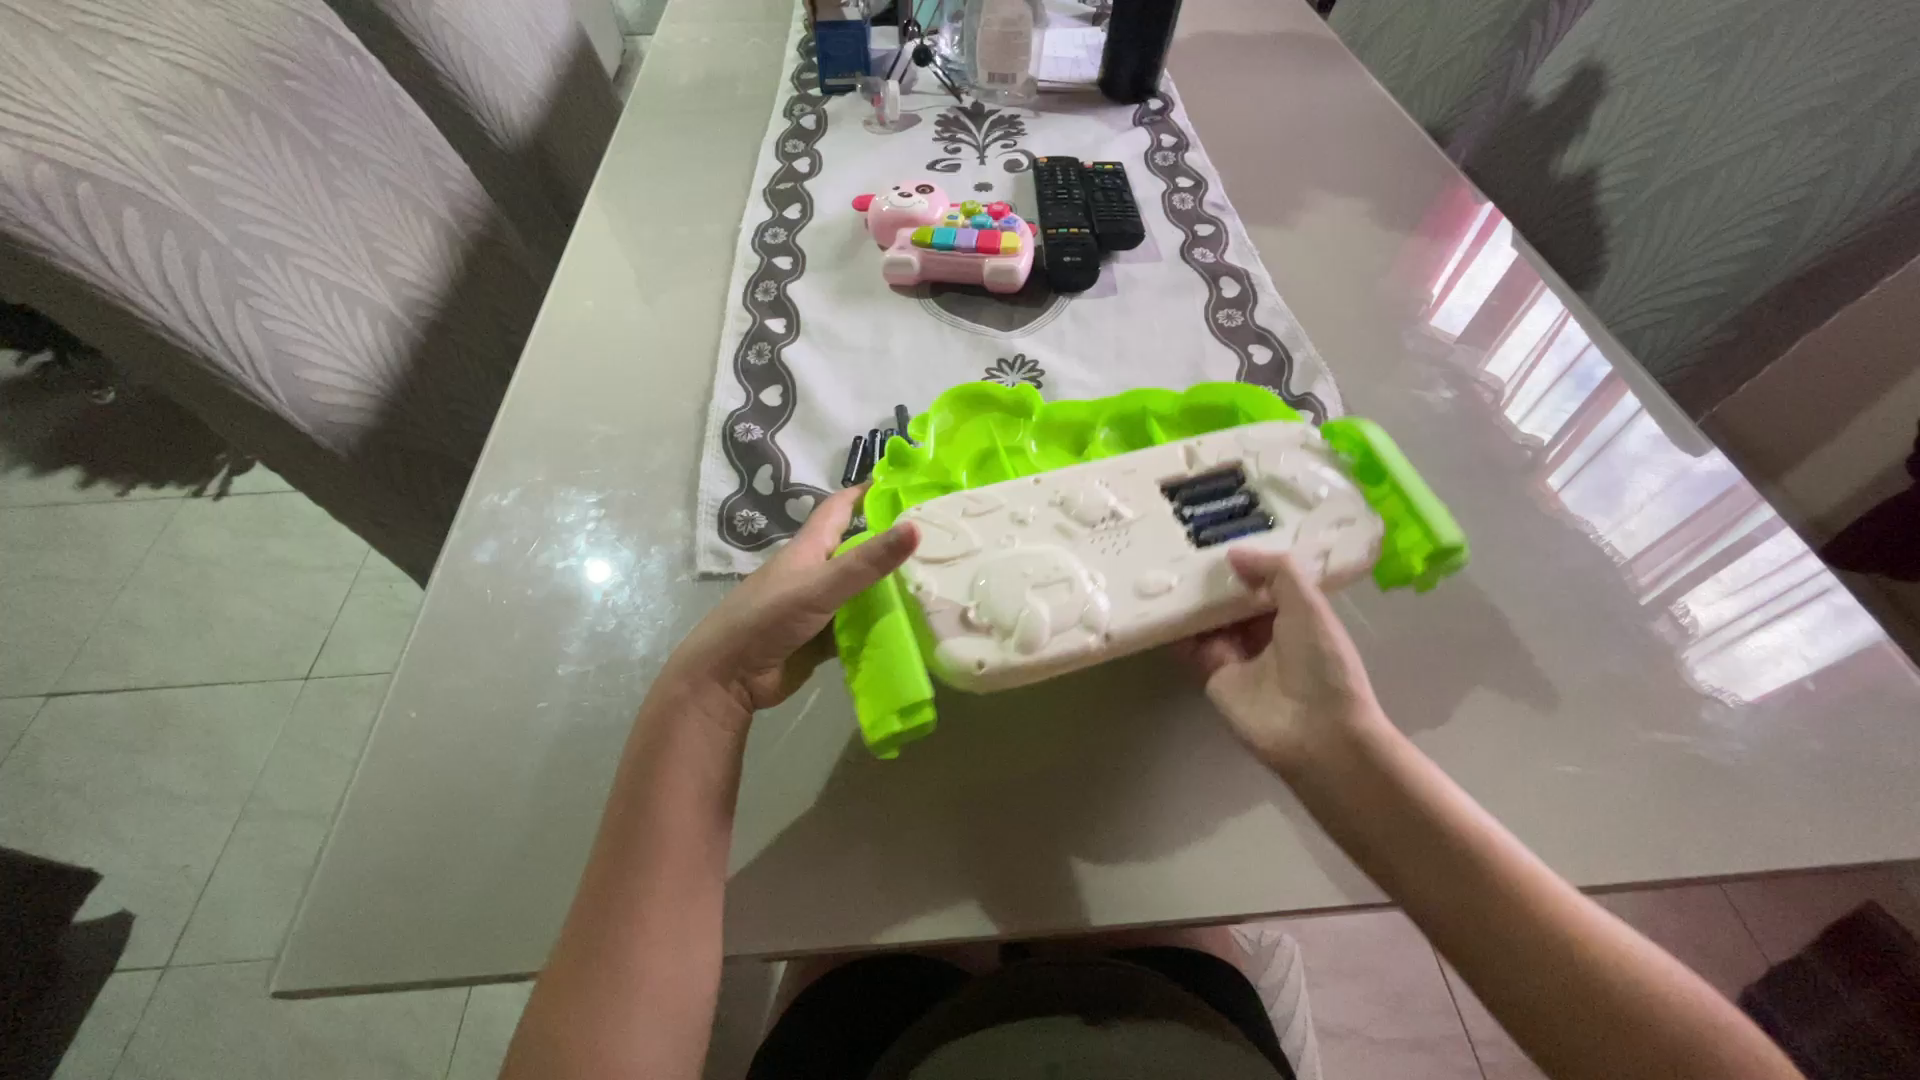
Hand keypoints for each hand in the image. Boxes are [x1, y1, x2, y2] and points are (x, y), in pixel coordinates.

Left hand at [660, 486, 918, 733]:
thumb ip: (867, 562)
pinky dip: (882, 627)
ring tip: (938, 583)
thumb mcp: (820, 585)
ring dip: (892, 589)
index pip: (840, 508)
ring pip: (864, 592)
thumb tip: (916, 527)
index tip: (905, 485)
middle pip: (860, 551)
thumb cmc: (767, 618)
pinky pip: (860, 628)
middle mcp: (817, 573)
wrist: (728, 677)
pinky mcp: (824, 640)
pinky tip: (913, 627)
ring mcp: (821, 608)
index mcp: (810, 548)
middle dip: (892, 544)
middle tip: (940, 540)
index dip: (867, 493)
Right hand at [1172, 548, 1381, 768]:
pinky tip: (1156, 607)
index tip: (1217, 540)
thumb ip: (1276, 571)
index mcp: (1296, 615)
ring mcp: (1237, 655)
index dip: (1246, 564)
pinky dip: (1174, 630)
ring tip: (1163, 571)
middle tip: (1181, 552)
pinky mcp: (1212, 675)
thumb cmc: (1321, 663)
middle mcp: (1265, 633)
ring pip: (1208, 620)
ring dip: (1190, 602)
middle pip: (1232, 601)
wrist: (1315, 732)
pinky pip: (1190, 647)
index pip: (1266, 583)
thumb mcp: (1309, 605)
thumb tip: (1233, 554)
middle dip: (1212, 581)